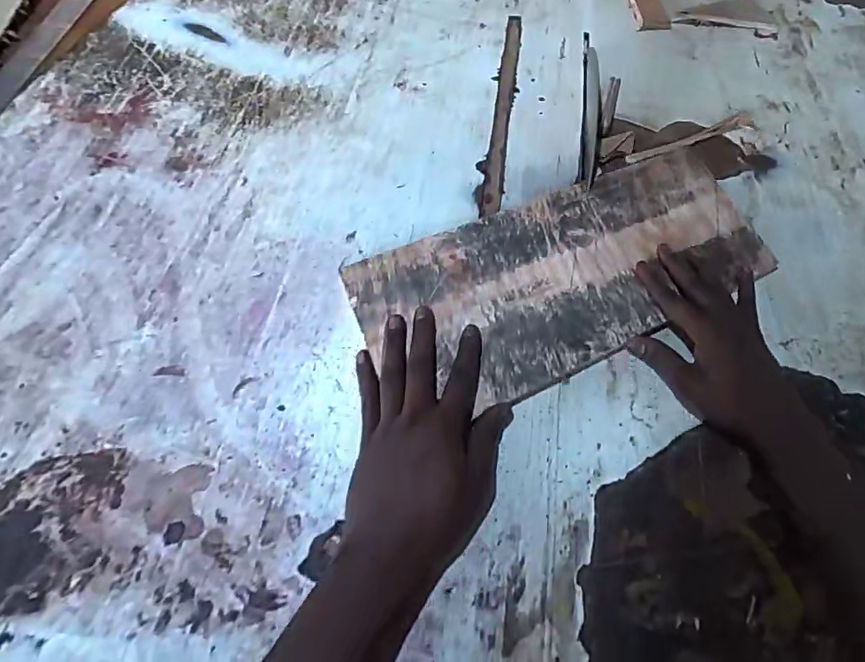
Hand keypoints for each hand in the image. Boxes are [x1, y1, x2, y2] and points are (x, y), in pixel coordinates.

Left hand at [343, 308, 511, 587]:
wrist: (386, 554)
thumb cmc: (440, 521)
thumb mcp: (477, 485)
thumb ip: (486, 442)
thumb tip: (502, 407)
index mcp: (446, 428)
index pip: (463, 381)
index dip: (469, 354)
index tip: (471, 329)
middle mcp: (416, 419)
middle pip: (422, 370)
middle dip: (424, 337)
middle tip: (423, 309)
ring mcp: (388, 430)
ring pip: (392, 378)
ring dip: (393, 346)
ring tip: (394, 319)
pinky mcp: (367, 444)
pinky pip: (368, 403)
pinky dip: (366, 378)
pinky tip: (362, 358)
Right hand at [628, 245, 813, 452]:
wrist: (771, 413)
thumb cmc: (726, 402)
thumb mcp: (688, 385)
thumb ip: (661, 359)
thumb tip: (632, 340)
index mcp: (701, 329)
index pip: (671, 301)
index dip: (654, 283)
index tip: (641, 264)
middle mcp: (719, 316)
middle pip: (693, 285)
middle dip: (676, 266)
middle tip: (662, 246)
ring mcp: (738, 320)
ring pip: (716, 286)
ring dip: (702, 269)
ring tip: (690, 252)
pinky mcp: (751, 327)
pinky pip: (746, 299)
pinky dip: (744, 283)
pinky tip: (743, 269)